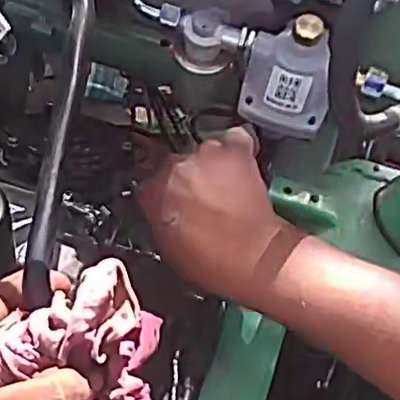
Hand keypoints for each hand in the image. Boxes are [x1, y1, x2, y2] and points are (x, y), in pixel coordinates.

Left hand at [0, 273, 91, 399]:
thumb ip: (52, 391)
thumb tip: (92, 378)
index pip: (0, 298)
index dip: (32, 286)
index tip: (70, 291)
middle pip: (34, 336)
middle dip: (68, 335)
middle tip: (99, 337)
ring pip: (49, 372)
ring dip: (76, 373)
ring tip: (104, 371)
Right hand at [137, 125, 306, 304]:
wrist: (252, 258)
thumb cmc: (213, 260)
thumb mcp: (169, 247)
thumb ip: (159, 218)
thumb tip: (163, 210)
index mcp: (152, 193)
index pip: (148, 182)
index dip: (162, 193)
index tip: (171, 200)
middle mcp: (174, 167)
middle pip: (173, 163)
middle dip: (184, 179)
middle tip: (199, 199)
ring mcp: (204, 155)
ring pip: (201, 150)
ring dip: (209, 165)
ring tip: (222, 189)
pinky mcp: (235, 151)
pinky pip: (233, 139)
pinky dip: (235, 150)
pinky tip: (237, 167)